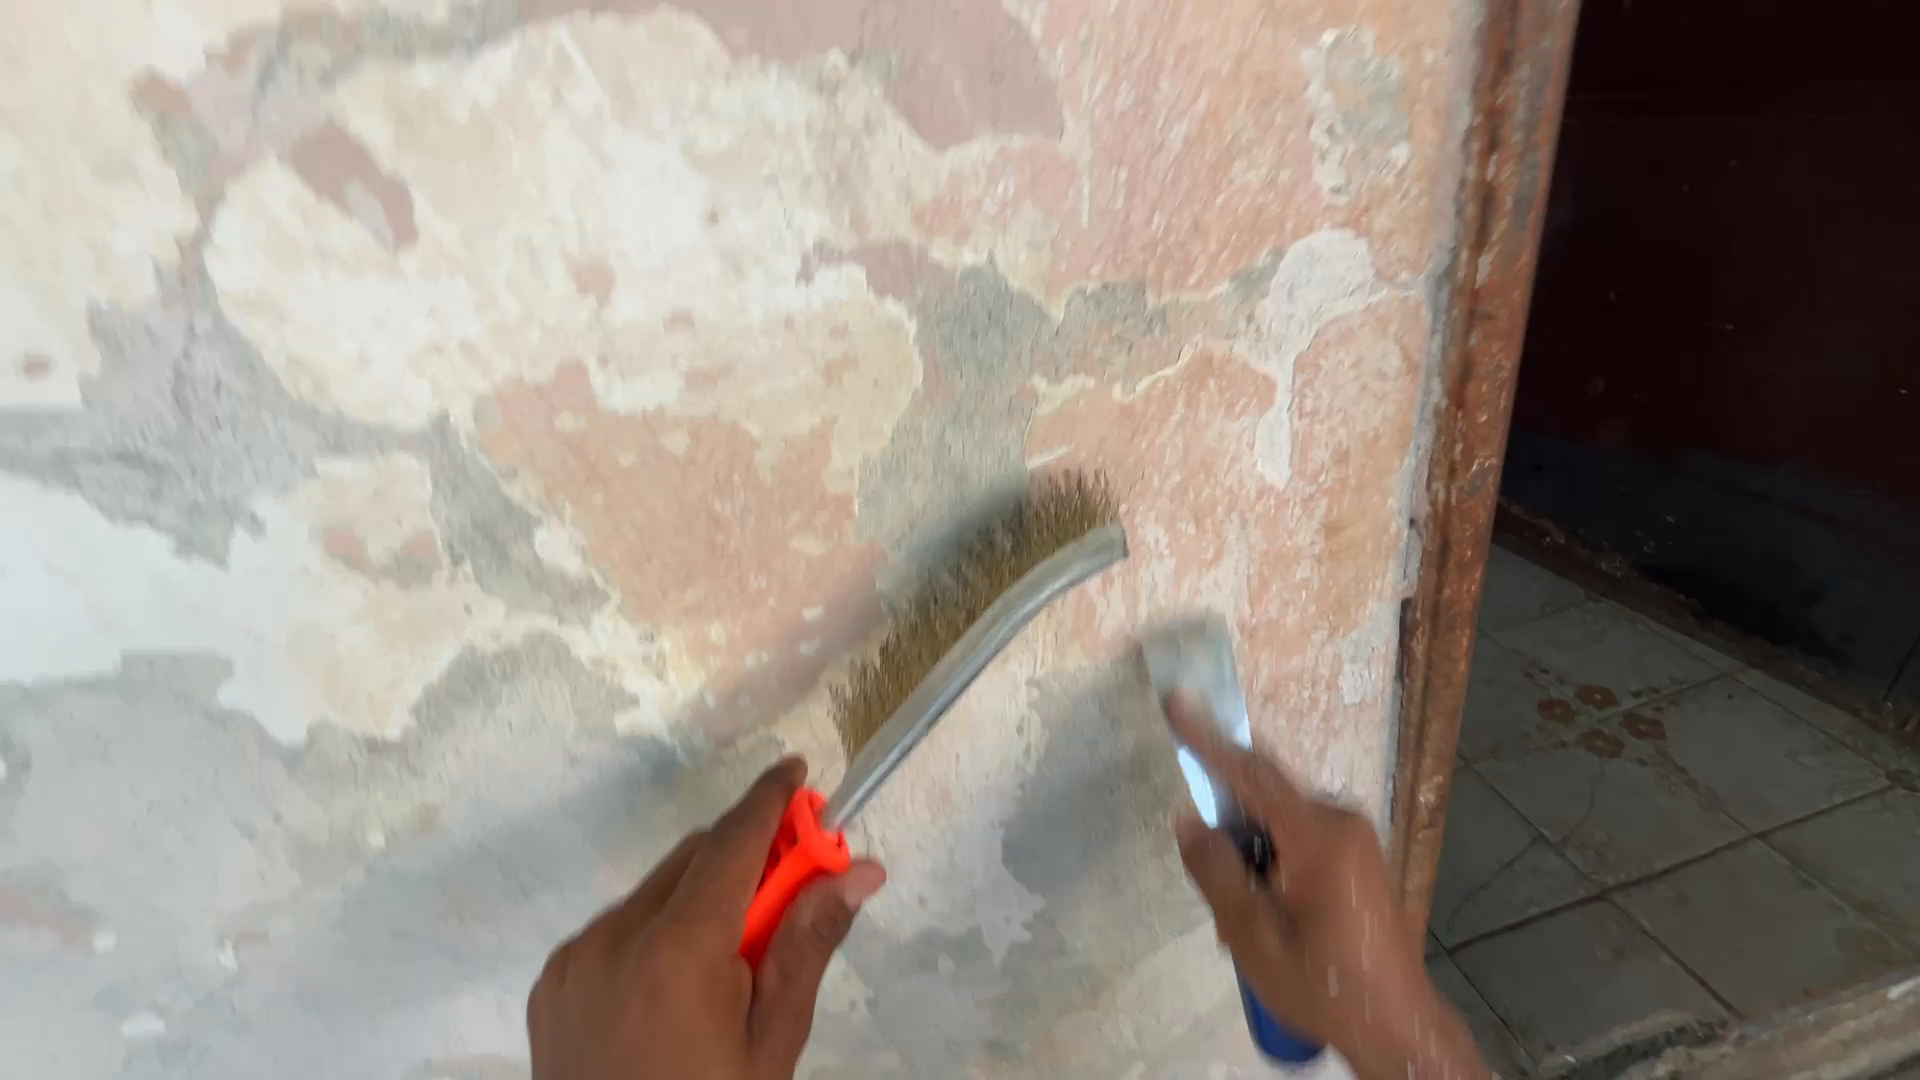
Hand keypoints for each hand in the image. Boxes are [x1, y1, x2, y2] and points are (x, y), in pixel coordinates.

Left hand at [528, 758, 886, 1079]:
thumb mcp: (773, 1042)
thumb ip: (810, 943)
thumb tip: (862, 870)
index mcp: (677, 951)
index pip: (734, 843)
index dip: (770, 798)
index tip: (798, 770)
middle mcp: (614, 936)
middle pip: (697, 858)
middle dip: (749, 853)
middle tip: (792, 879)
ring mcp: (574, 959)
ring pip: (659, 887)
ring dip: (705, 890)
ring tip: (734, 950)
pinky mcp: (551, 981)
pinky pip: (622, 922)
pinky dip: (662, 922)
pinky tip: (678, 979)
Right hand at [1166, 695, 1489, 1079]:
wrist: (1400, 1032)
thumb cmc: (1323, 985)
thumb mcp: (1253, 935)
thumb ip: (1214, 869)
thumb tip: (1188, 817)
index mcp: (1319, 837)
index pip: (1252, 774)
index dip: (1208, 740)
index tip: (1177, 702)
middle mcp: (1341, 822)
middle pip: (1262, 797)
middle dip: (1228, 828)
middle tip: (1221, 888)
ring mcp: (1353, 836)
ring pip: (1275, 818)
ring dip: (1249, 850)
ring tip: (1247, 914)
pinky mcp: (1355, 852)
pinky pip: (1295, 834)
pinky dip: (1269, 857)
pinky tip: (1270, 907)